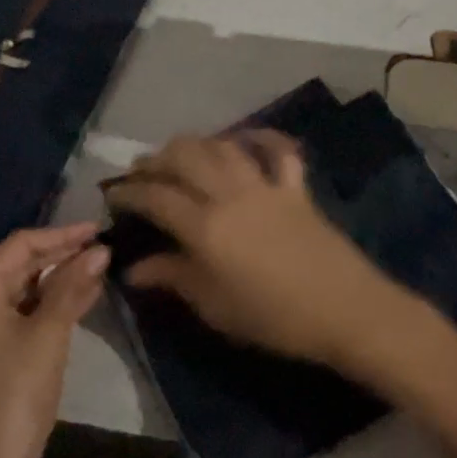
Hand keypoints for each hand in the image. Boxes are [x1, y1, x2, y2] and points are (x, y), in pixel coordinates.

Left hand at [0, 222, 107, 457]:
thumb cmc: (18, 394)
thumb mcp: (49, 334)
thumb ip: (72, 286)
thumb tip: (100, 250)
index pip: (19, 246)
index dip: (62, 235)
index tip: (99, 230)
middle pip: (15, 264)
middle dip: (60, 256)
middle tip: (102, 250)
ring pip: (17, 288)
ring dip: (55, 279)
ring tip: (98, 270)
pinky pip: (13, 311)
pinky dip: (43, 303)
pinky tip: (77, 298)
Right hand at [105, 131, 419, 368]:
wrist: (345, 310)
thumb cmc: (274, 318)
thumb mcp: (215, 307)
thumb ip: (174, 278)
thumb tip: (134, 269)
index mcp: (206, 227)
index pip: (156, 197)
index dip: (129, 192)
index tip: (111, 194)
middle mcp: (231, 195)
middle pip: (185, 158)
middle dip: (156, 160)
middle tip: (141, 172)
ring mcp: (267, 186)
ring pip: (224, 147)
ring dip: (197, 145)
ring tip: (180, 155)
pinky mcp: (297, 188)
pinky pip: (278, 151)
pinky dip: (261, 139)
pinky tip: (245, 139)